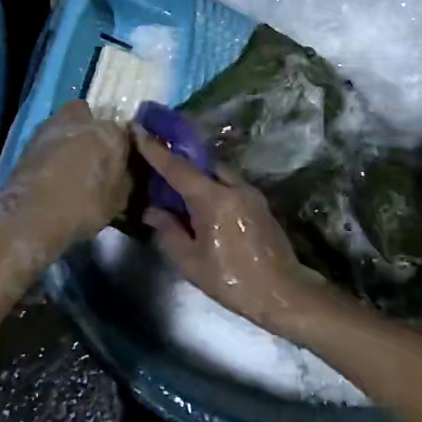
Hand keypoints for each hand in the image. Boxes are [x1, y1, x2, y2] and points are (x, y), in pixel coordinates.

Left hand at [0, 100, 131, 251]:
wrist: (33, 213)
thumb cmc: (84, 207)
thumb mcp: (119, 200)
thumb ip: (126, 179)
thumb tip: (125, 173)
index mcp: (112, 133)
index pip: (124, 134)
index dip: (121, 150)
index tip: (118, 165)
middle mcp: (84, 120)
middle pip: (94, 120)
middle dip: (94, 135)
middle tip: (93, 159)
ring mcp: (54, 125)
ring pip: (69, 123)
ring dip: (71, 137)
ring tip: (70, 164)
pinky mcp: (30, 137)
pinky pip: (50, 138)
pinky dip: (53, 148)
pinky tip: (51, 169)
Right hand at [131, 125, 321, 329]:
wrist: (282, 293)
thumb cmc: (232, 280)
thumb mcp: (190, 261)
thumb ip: (168, 231)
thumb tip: (151, 211)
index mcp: (214, 199)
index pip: (178, 168)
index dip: (155, 149)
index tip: (138, 129)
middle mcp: (234, 187)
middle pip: (201, 164)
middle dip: (179, 160)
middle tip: (157, 161)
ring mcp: (251, 194)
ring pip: (218, 173)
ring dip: (198, 174)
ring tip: (177, 185)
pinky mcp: (260, 204)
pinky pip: (230, 184)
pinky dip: (212, 186)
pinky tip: (201, 202)